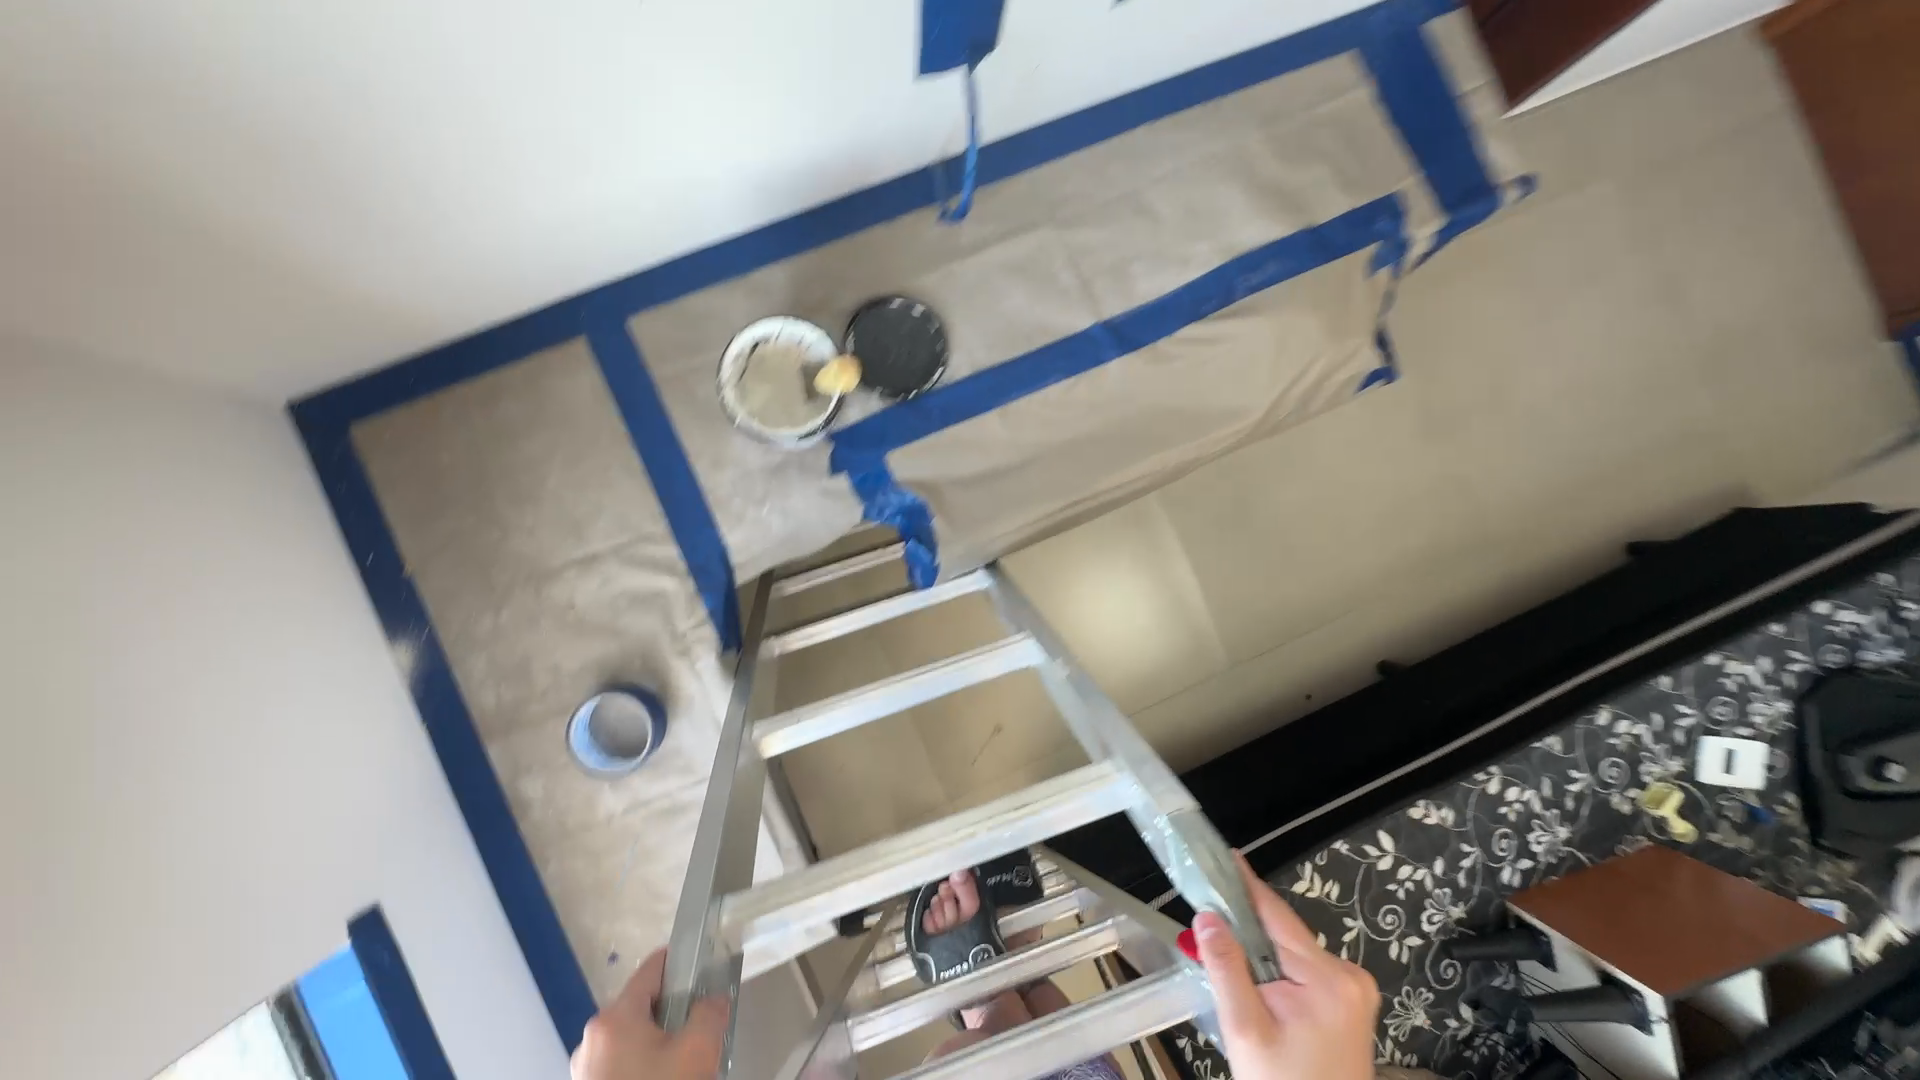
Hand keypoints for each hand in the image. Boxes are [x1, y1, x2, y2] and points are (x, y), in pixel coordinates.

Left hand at [570, 949, 729, 1079]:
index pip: (652, 969)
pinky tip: (666, 1078)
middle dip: (673, 1010)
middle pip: (642, 1005)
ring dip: (659, 1039)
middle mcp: (592, 1037)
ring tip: (686, 1060)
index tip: (706, 968)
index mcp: (614, 1017)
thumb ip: (711, 1012)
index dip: (682, 962)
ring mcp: (584, 1069)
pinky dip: (643, 1063)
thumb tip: (713, 998)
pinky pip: (621, 1063)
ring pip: (631, 1036)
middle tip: (700, 1026)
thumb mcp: (698, 1051)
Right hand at [1191, 855, 1378, 1079]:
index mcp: (1328, 978)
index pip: (1277, 916)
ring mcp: (1354, 990)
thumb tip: (1207, 915)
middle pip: (1283, 934)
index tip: (1225, 854)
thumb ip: (1226, 967)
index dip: (1246, 884)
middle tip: (1205, 920)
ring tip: (1222, 957)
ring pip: (1291, 952)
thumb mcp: (1245, 1029)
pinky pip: (1302, 970)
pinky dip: (1274, 970)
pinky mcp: (1350, 1004)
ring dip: (1257, 952)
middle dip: (1244, 927)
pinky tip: (1251, 983)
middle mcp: (1349, 975)